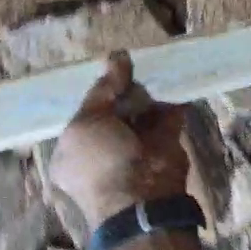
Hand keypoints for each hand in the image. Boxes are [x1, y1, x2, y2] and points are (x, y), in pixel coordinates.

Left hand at [52, 52, 189, 224]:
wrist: (142, 193)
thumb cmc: (100, 161)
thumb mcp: (87, 123)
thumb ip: (101, 90)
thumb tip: (114, 57)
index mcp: (75, 149)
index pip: (84, 113)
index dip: (97, 90)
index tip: (110, 67)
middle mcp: (104, 147)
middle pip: (115, 109)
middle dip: (125, 88)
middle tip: (135, 62)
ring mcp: (136, 144)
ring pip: (142, 110)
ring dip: (149, 90)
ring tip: (155, 63)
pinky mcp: (165, 140)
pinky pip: (168, 113)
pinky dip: (172, 97)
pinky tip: (175, 76)